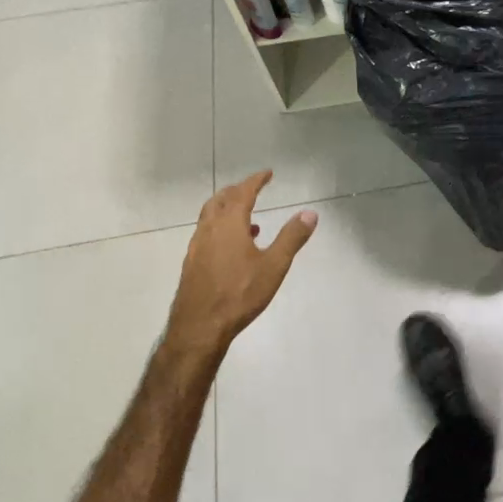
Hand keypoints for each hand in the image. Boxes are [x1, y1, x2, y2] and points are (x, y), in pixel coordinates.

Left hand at [167, 170, 317, 351]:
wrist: (199, 328)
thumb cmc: (240, 294)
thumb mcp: (274, 266)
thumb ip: (292, 237)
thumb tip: (310, 213)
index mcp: (229, 224)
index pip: (243, 192)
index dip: (256, 180)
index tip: (268, 174)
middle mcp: (209, 229)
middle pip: (221, 200)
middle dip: (238, 191)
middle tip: (254, 189)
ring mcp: (196, 247)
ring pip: (209, 216)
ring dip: (227, 209)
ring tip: (248, 219)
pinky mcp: (191, 263)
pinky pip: (206, 234)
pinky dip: (220, 228)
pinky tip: (232, 248)